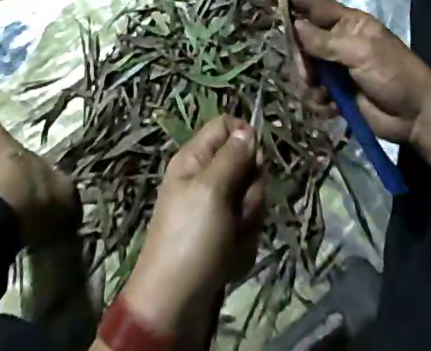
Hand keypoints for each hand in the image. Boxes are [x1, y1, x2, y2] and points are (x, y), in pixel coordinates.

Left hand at [117, 115, 265, 343]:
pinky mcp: (223, 236)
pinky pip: (247, 227)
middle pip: (246, 164)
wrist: (175, 305)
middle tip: (235, 211)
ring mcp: (214, 209)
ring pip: (251, 198)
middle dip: (250, 190)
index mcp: (194, 158)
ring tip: (230, 240)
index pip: (226, 126)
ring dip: (248, 220)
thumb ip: (232, 156)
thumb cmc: (190, 239)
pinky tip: (229, 258)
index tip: (254, 160)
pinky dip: (243, 243)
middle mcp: (205, 178)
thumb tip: (248, 129)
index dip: (245, 137)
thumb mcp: (211, 189)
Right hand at [289, 0, 430, 145]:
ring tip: (323, 94)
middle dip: (300, 58)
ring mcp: (336, 69)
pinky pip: (312, 94)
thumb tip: (294, 26)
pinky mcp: (336, 95)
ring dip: (308, 84)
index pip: (315, 6)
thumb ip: (325, 41)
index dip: (294, 1)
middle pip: (302, 41)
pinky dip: (317, 101)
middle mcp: (338, 42)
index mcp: (348, 23)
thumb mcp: (361, 52)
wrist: (416, 116)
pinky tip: (330, 107)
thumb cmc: (394, 73)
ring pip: (304, 70)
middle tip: (307, 73)